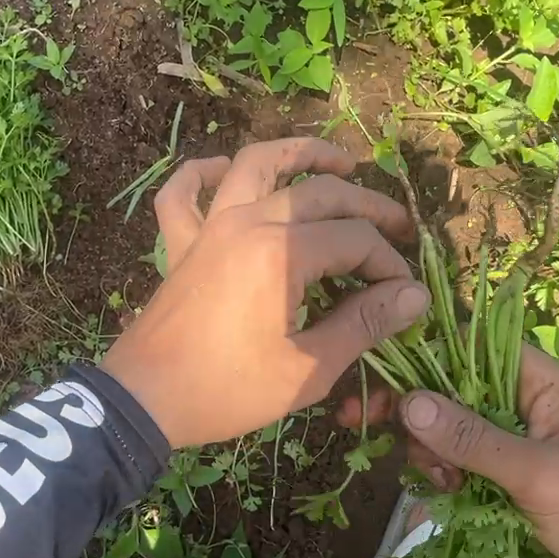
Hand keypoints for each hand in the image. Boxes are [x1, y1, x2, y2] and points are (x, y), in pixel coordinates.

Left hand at [101, 138, 429, 447]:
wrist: (143, 402)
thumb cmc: (228, 391)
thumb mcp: (306, 369)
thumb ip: (362, 324)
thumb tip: (414, 296)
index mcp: (280, 254)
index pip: (355, 240)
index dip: (389, 265)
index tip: (403, 296)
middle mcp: (245, 223)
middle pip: (319, 194)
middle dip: (368, 207)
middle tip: (400, 226)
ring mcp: (208, 229)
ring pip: (254, 166)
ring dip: (298, 155)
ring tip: (338, 162)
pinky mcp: (180, 245)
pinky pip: (182, 194)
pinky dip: (201, 173)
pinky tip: (222, 169)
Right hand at [340, 344, 558, 557]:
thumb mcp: (542, 475)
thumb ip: (473, 438)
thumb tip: (408, 401)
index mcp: (546, 383)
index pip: (474, 348)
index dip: (425, 359)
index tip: (380, 382)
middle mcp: (526, 402)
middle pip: (452, 388)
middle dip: (418, 412)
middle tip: (378, 433)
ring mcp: (515, 440)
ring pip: (449, 428)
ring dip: (431, 450)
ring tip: (439, 481)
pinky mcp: (507, 475)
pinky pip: (459, 461)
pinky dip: (444, 474)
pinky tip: (444, 493)